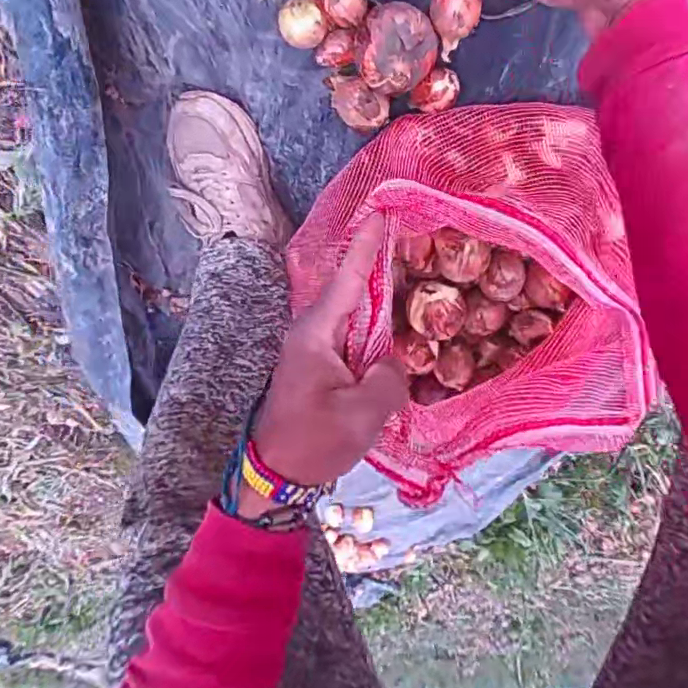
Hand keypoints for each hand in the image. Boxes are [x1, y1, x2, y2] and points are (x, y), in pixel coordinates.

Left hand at [245, 214, 407, 515]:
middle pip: (353, 289)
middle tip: (409, 240)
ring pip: (355, 313)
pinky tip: (397, 329)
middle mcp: (313, 332)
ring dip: (381, 298)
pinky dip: (376, 327)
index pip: (348, 279)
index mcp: (317, 333)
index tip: (380, 212)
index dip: (366, 245)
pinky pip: (354, 336)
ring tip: (413, 279)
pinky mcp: (322, 366)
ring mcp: (315, 349)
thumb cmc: (312, 442)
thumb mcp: (360, 415)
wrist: (274, 476)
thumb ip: (389, 380)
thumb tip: (394, 364)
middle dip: (379, 263)